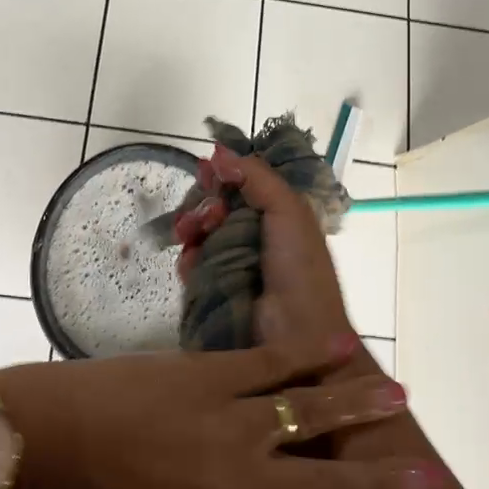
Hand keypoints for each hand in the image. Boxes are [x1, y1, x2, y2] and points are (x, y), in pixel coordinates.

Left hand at [0, 342, 443, 488]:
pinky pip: (273, 363)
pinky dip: (310, 352)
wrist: (58, 439)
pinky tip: (341, 341)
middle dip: (380, 485)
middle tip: (430, 481)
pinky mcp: (213, 373)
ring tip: (398, 396)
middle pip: (328, 485)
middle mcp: (243, 480)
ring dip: (357, 403)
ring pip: (310, 412)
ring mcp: (233, 421)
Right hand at [175, 146, 355, 359]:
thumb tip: (218, 151)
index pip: (241, 183)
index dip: (222, 175)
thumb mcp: (288, 211)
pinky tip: (190, 260)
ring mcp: (232, 261)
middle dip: (203, 201)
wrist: (297, 337)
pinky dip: (188, 258)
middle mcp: (254, 233)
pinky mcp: (212, 287)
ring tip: (193, 235)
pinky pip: (191, 263)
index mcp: (277, 213)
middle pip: (214, 204)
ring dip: (192, 227)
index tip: (207, 170)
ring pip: (199, 231)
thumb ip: (256, 177)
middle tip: (207, 213)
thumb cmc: (300, 269)